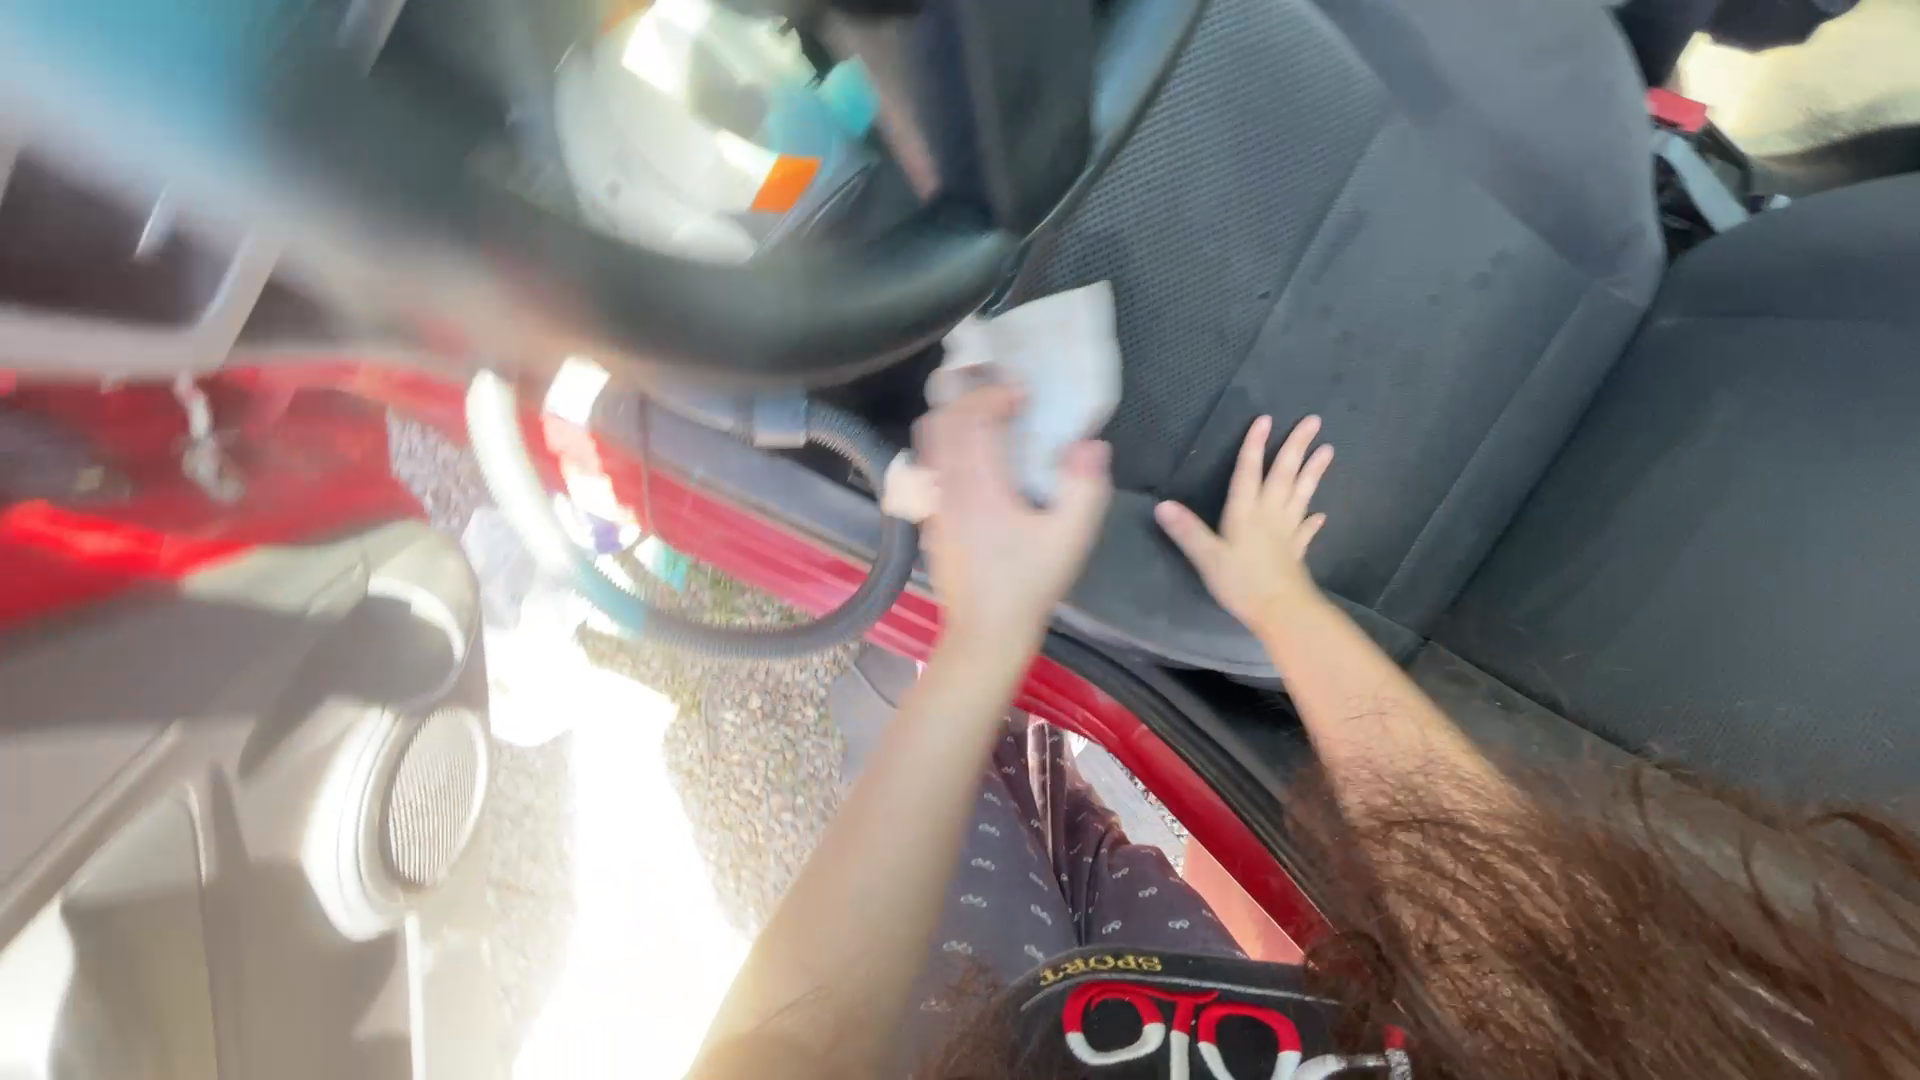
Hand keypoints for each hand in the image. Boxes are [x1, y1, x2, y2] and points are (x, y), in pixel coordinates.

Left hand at [917, 384, 1111, 649]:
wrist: (985, 632)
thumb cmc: (1028, 584)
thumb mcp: (1069, 538)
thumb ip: (1084, 487)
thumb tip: (1089, 444)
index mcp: (977, 484)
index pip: (969, 416)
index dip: (995, 394)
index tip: (1025, 398)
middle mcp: (946, 485)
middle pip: (940, 419)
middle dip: (972, 398)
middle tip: (1007, 402)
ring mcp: (933, 502)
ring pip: (929, 441)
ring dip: (957, 420)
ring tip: (992, 423)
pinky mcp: (931, 518)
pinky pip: (930, 464)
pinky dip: (950, 445)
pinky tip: (980, 462)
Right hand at [1154, 415, 1332, 633]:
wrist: (1282, 611)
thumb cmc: (1241, 583)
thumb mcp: (1207, 557)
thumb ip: (1187, 531)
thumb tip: (1162, 505)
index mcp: (1245, 513)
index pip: (1248, 472)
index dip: (1254, 446)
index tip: (1265, 420)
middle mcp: (1269, 515)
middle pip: (1283, 475)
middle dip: (1296, 447)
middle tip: (1314, 421)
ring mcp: (1287, 532)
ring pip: (1301, 494)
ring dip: (1313, 472)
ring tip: (1328, 450)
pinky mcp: (1296, 552)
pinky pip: (1306, 530)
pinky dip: (1313, 520)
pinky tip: (1321, 514)